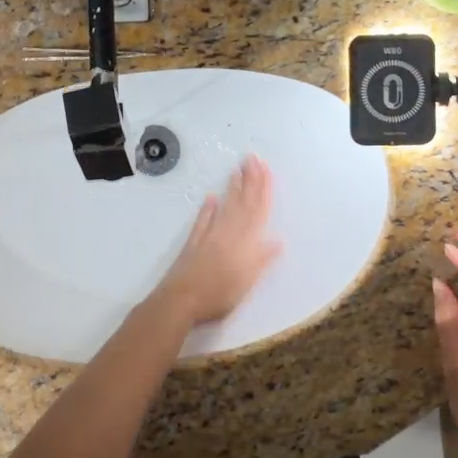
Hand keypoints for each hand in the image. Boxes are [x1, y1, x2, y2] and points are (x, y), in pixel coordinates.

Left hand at [153, 156, 279, 323]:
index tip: (265, 167)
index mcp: (243, 242)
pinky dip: (207, 209)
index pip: (256, 210)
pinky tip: (210, 197)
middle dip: (248, 180)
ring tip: (236, 171)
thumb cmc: (218, 295)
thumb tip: (277, 240)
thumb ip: (260, 259)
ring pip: (224, 208)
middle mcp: (227, 233)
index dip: (262, 188)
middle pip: (241, 203)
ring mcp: (209, 236)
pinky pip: (202, 221)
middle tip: (251, 157)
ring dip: (232, 189)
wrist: (180, 300)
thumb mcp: (246, 281)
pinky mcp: (193, 244)